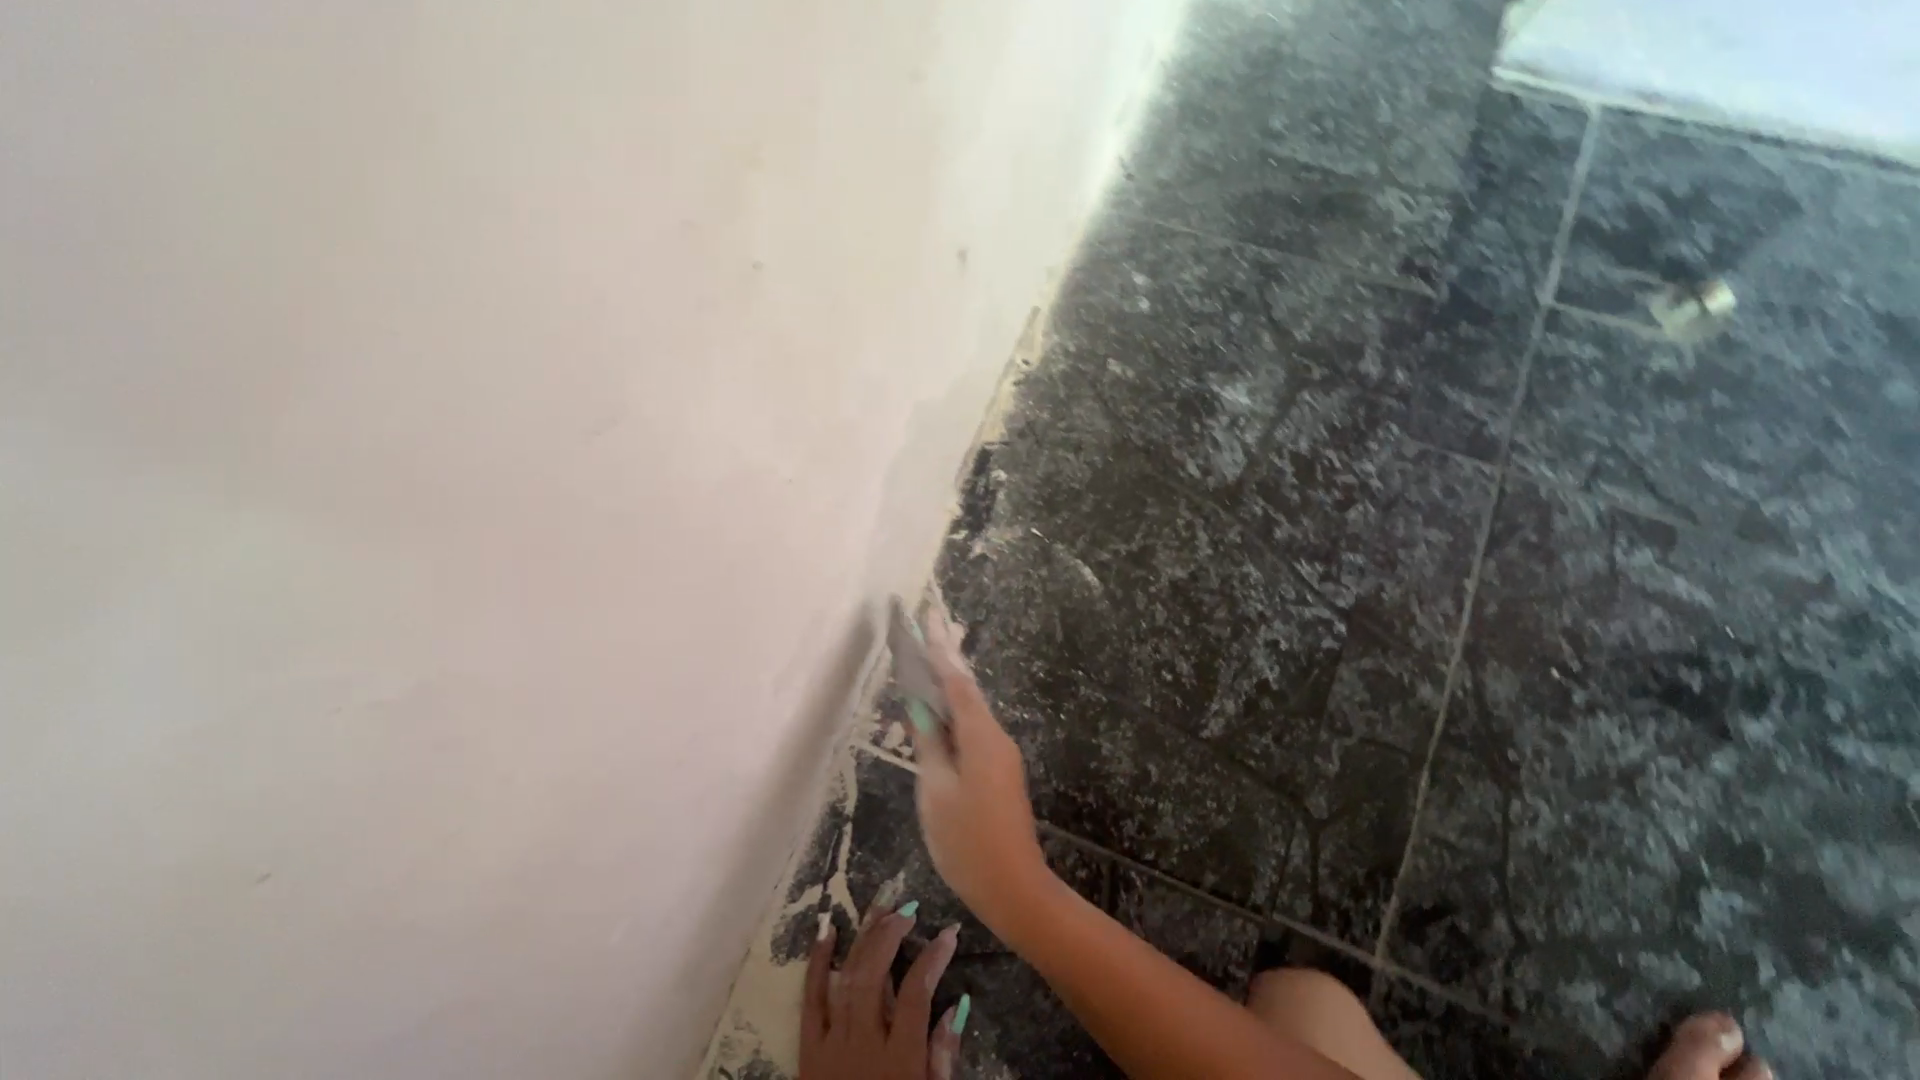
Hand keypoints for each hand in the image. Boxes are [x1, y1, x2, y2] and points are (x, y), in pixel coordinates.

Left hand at [802, 904, 965, 1079]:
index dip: (934, 958)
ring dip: (863, 938)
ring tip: (879, 908)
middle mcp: (863, 1044)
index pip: (917, 994)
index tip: (949, 932)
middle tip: (908, 908)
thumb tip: (955, 1006)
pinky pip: (810, 998)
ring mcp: (832, 1043)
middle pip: (875, 975)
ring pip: (846, 978)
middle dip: (892, 935)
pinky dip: (817, 961)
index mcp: (898, 1060)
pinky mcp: (808, 1048)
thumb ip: (942, 1057)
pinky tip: (826, 931)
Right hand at [908, 606, 1053, 932]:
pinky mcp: (998, 770)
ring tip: (936, 650)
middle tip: (937, 619)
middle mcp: (995, 736)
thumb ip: (928, 743)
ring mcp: (1000, 754)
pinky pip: (973, 727)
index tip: (929, 615)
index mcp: (980, 735)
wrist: (1013, 886)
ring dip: (951, 678)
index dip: (938, 648)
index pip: (955, 680)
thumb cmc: (967, 841)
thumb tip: (919, 707)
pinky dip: (955, 708)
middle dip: (949, 654)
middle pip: (968, 687)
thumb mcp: (936, 791)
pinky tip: (942, 706)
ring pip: (971, 706)